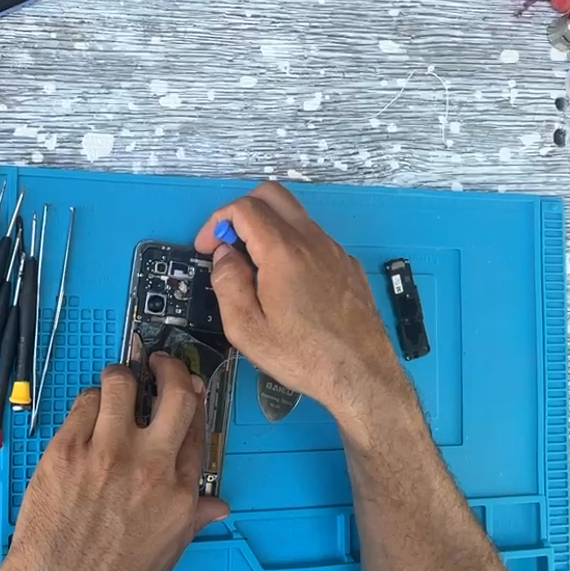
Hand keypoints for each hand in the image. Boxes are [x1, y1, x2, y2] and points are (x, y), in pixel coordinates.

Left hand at [0, 355, 230, 570]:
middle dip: (169, 367)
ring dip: (120, 379)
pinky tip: (86, 419)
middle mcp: (149, 465)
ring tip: (115, 388)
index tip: (188, 387)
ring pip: (121, 383)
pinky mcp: (68, 449)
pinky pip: (83, 403)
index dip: (193, 398)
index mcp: (179, 492)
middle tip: (159, 362)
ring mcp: (107, 453)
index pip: (197, 426)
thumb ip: (193, 519)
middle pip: (174, 392)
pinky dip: (88, 404)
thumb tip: (220, 505)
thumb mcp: (167, 555)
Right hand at [194, 182, 407, 417]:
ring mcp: (334, 251)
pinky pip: (313, 238)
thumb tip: (224, 256)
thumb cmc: (304, 357)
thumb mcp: (246, 328)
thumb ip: (227, 283)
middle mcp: (312, 241)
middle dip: (241, 210)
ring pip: (295, 215)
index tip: (208, 247)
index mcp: (283, 252)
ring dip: (267, 226)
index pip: (243, 209)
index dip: (216, 222)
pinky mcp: (347, 265)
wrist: (361, 376)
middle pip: (272, 194)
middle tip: (228, 244)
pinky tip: (285, 282)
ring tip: (254, 268)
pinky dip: (290, 244)